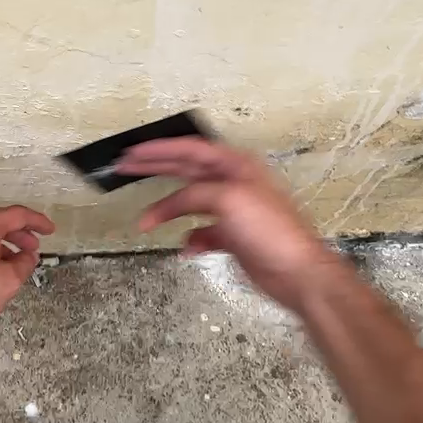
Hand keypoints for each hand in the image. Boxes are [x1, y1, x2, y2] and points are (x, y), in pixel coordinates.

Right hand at [117, 137, 341, 310]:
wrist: (297, 273)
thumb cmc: (272, 232)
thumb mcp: (228, 199)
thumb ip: (194, 194)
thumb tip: (170, 204)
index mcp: (236, 166)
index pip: (190, 149)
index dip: (159, 150)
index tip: (133, 153)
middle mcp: (233, 183)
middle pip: (185, 170)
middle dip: (154, 169)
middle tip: (126, 168)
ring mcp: (232, 210)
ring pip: (188, 203)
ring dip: (166, 211)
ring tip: (144, 220)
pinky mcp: (232, 236)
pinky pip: (201, 233)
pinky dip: (190, 239)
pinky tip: (185, 247)